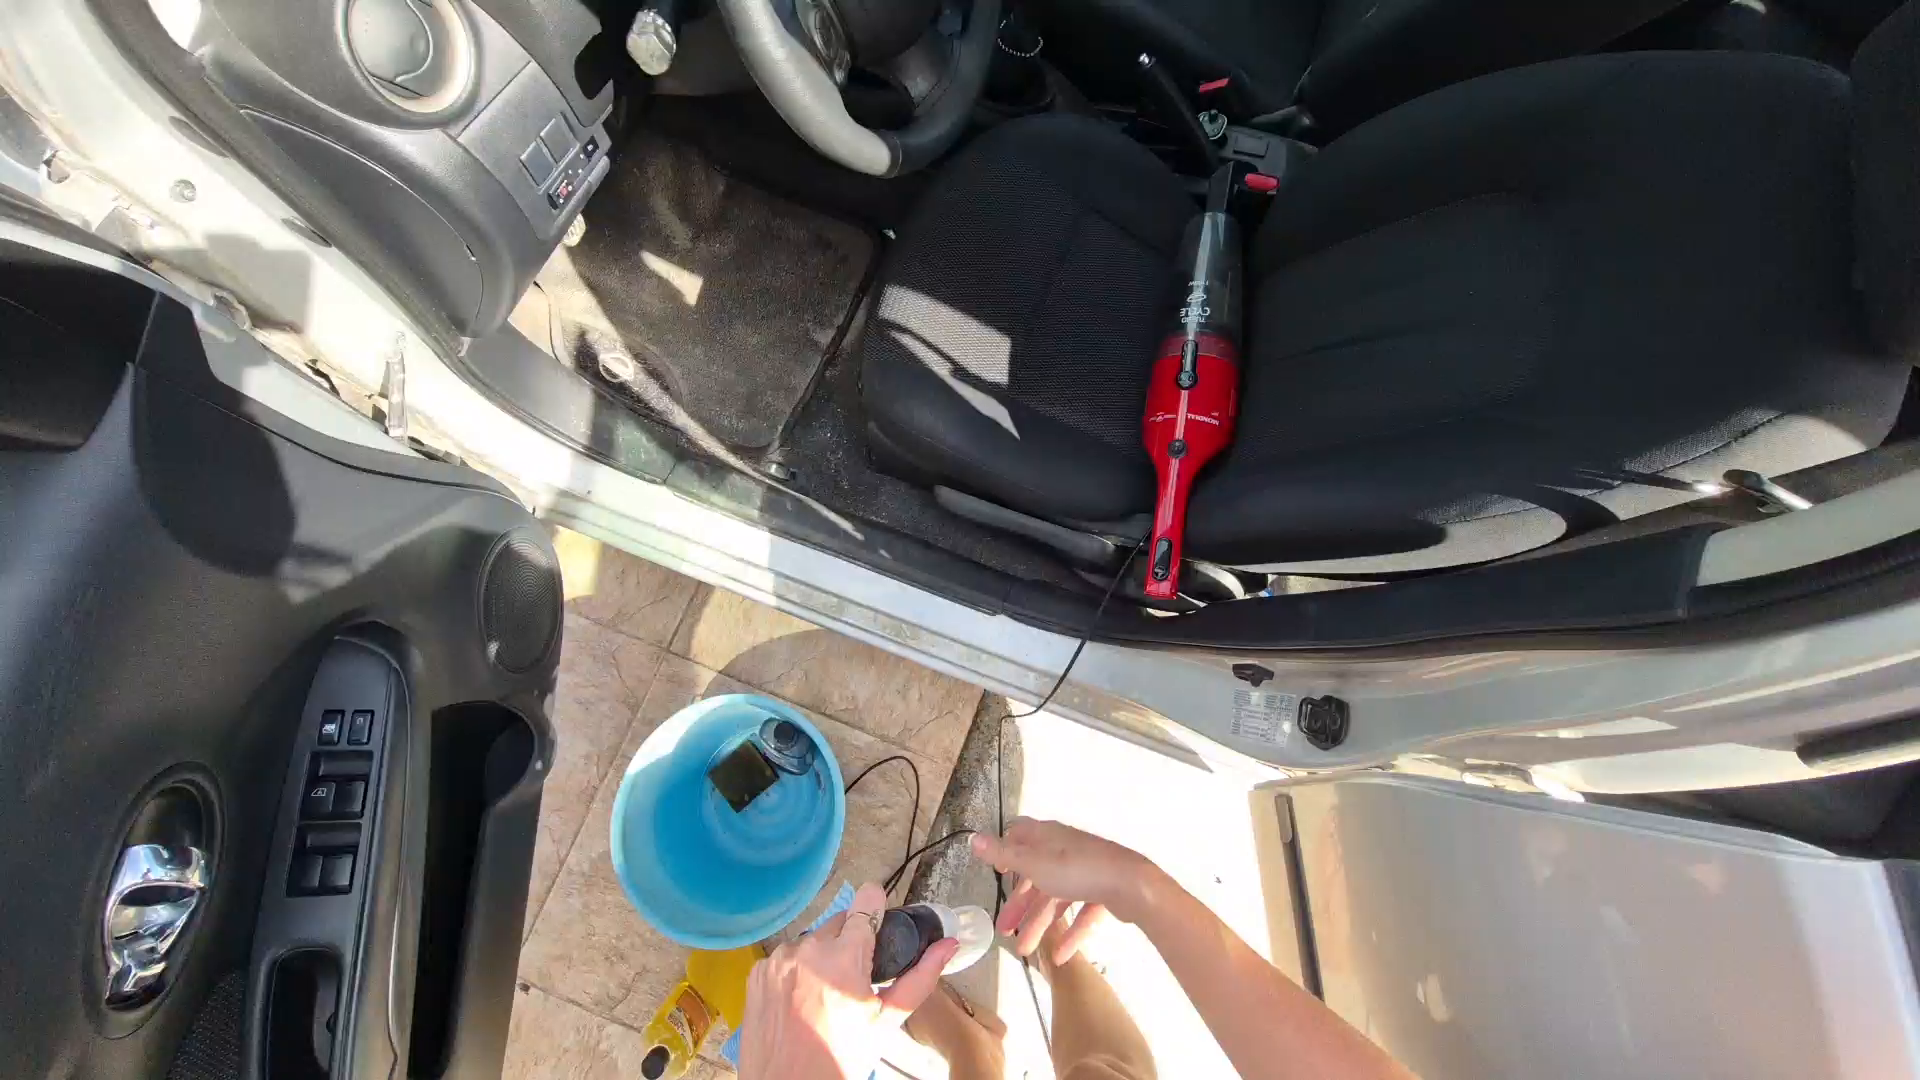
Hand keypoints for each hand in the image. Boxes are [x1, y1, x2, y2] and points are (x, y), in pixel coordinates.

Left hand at [738, 882, 959, 1079]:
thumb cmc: (840, 1060)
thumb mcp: (885, 1022)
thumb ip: (919, 978)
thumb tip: (949, 946)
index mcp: (843, 959)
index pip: (866, 899)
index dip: (876, 909)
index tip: (878, 925)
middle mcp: (808, 949)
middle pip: (840, 922)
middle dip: (849, 942)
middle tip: (853, 980)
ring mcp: (778, 959)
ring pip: (813, 938)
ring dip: (821, 956)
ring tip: (824, 994)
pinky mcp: (757, 970)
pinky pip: (787, 955)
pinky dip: (796, 969)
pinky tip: (800, 999)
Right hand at [970, 818, 1157, 964]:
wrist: (1130, 883)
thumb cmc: (1075, 869)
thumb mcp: (1033, 863)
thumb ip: (1003, 854)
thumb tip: (974, 838)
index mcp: (1046, 837)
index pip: (1019, 835)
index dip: (1005, 852)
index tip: (996, 872)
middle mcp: (1064, 849)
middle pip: (1036, 875)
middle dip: (1020, 904)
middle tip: (1004, 930)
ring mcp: (1085, 870)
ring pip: (1056, 897)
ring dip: (1040, 924)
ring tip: (1026, 952)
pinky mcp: (1102, 889)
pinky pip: (1081, 912)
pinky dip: (1070, 933)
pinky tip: (1061, 958)